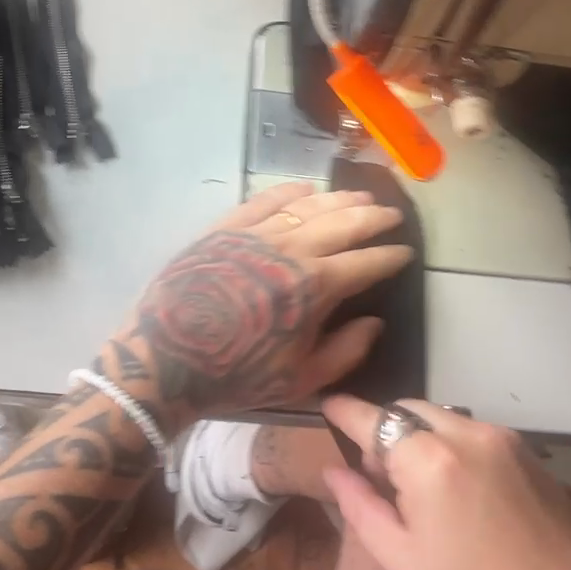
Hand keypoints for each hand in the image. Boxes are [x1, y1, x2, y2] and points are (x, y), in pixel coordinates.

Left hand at [93, 182, 411, 431]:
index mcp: (315, 286)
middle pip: (344, 222)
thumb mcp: (301, 379)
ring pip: (308, 206)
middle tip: (392, 214)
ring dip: (340, 199)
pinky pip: (264, 200)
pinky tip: (305, 189)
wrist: (165, 358)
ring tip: (360, 196)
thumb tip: (375, 322)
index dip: (390, 256)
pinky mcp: (226, 227)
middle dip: (374, 217)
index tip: (405, 252)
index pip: (366, 263)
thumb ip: (347, 350)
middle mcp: (291, 249)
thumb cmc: (237, 375)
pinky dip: (288, 192)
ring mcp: (257, 232)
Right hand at [322, 396, 570, 569]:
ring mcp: (501, 435)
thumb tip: (332, 470)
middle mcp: (465, 432)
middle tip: (382, 476)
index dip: (346, 410)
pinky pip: (474, 430)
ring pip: (442, 416)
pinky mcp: (527, 446)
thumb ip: (360, 507)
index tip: (328, 404)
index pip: (374, 419)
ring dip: (421, 435)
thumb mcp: (403, 560)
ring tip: (424, 489)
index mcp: (429, 460)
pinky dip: (454, 444)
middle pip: (408, 409)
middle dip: (387, 431)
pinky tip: (462, 491)